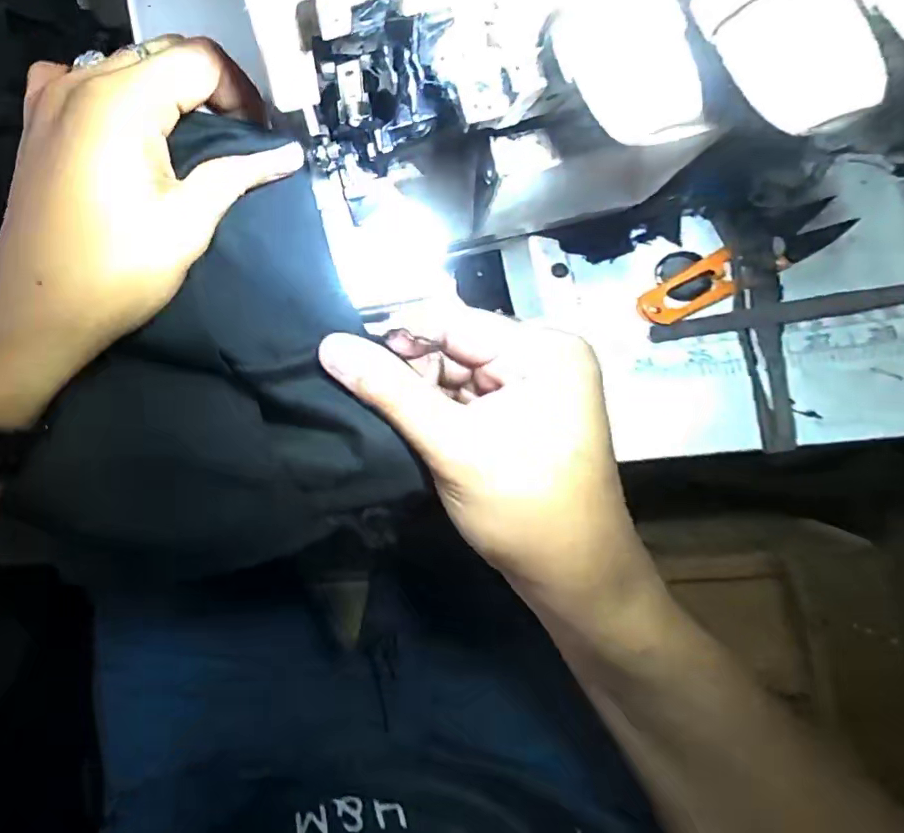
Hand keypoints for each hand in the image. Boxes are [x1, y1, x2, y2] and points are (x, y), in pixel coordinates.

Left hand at [0, 37, 302, 429]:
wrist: (34, 314)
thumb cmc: (112, 274)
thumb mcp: (187, 224)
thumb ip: (237, 174)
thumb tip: (288, 153)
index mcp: (120, 102)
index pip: (201, 60)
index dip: (240, 92)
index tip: (254, 135)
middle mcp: (80, 83)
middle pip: (165, 52)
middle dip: (210, 88)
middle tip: (231, 137)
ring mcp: (50, 98)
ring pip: (128, 62)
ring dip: (167, 89)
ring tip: (187, 138)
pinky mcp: (35, 121)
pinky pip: (82, 79)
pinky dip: (115, 91)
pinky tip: (124, 125)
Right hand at [317, 304, 666, 621]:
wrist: (574, 580)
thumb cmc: (523, 510)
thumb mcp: (450, 444)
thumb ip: (387, 390)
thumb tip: (329, 345)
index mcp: (543, 349)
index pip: (452, 322)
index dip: (397, 338)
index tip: (347, 355)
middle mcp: (542, 356)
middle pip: (453, 345)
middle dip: (410, 371)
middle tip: (368, 396)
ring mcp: (534, 385)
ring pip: (455, 371)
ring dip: (420, 393)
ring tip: (387, 415)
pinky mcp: (522, 411)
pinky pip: (467, 395)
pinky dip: (437, 409)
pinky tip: (413, 424)